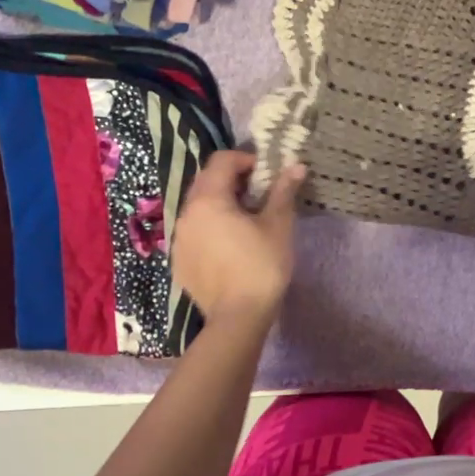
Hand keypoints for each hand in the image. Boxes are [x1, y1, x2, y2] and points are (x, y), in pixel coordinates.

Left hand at [170, 151, 305, 332]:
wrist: (238, 317)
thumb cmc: (261, 264)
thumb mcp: (278, 224)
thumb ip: (283, 191)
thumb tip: (295, 166)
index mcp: (208, 199)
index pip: (221, 161)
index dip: (246, 159)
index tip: (267, 173)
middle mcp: (186, 213)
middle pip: (206, 181)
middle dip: (233, 179)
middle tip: (260, 192)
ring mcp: (179, 238)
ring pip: (198, 206)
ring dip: (221, 202)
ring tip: (246, 218)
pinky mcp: (179, 260)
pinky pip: (194, 231)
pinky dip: (211, 226)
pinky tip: (230, 244)